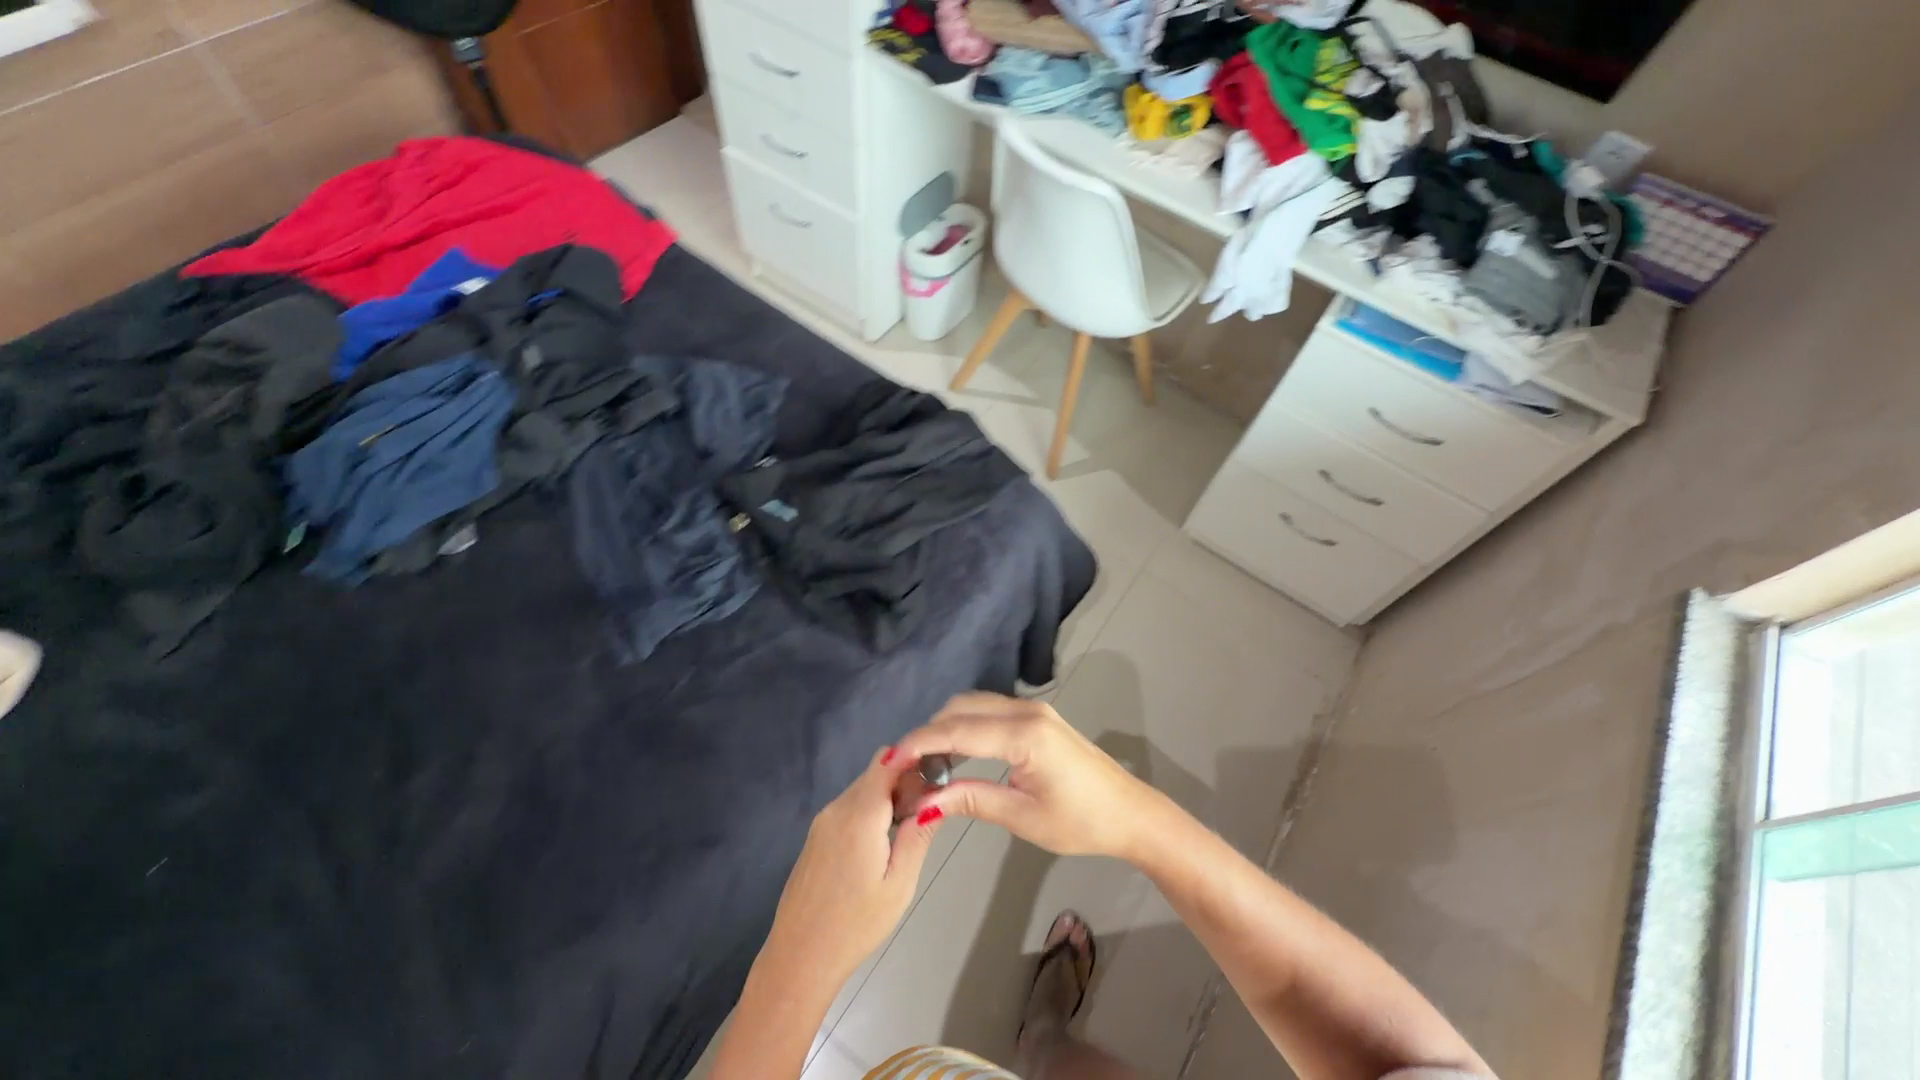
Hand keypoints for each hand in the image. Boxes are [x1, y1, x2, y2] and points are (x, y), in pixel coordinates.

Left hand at [759, 746, 946, 989]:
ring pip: (862, 790)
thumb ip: (919, 834)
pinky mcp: (815, 837)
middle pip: (875, 772)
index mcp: (860, 815)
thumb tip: (940, 795)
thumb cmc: (857, 925)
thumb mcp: (900, 884)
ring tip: (907, 832)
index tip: (939, 777)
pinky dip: (870, 813)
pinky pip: (848, 808)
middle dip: (904, 781)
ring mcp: (821, 822)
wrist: (800, 957)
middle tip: (927, 813)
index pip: (888, 760)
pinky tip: (881, 846)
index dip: (915, 759)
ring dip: (887, 798)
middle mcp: (836, 808)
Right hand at [897, 694, 1166, 860]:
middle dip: (928, 733)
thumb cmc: (1081, 822)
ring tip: (924, 762)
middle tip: (905, 766)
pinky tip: (955, 752)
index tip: (890, 760)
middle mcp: (1027, 712)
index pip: (957, 730)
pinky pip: (990, 711)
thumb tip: (922, 802)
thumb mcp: (1022, 817)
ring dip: (946, 727)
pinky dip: (965, 725)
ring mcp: (1034, 710)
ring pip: (974, 705)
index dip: (919, 743)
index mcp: (1024, 735)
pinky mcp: (1038, 718)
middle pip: (961, 709)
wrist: (1131, 814)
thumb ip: (971, 800)